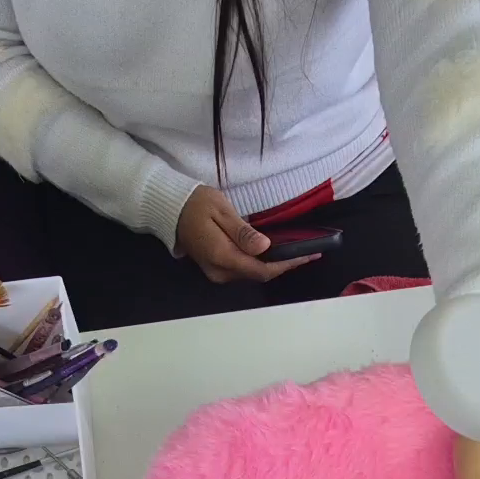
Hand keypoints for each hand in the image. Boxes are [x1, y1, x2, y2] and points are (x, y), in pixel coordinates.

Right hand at [174, 185, 319, 283]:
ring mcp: (218, 273)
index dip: (286, 264)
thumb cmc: (195, 204)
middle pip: (259, 275)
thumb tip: (264, 248)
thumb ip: (242, 232)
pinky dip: (262, 264)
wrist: (170, 209)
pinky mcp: (218, 269)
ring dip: (275, 265)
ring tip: (297, 253)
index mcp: (222, 257)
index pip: (261, 269)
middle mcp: (221, 272)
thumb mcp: (221, 210)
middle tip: (308, 253)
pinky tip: (275, 255)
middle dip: (285, 265)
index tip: (307, 255)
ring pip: (253, 274)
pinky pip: (245, 270)